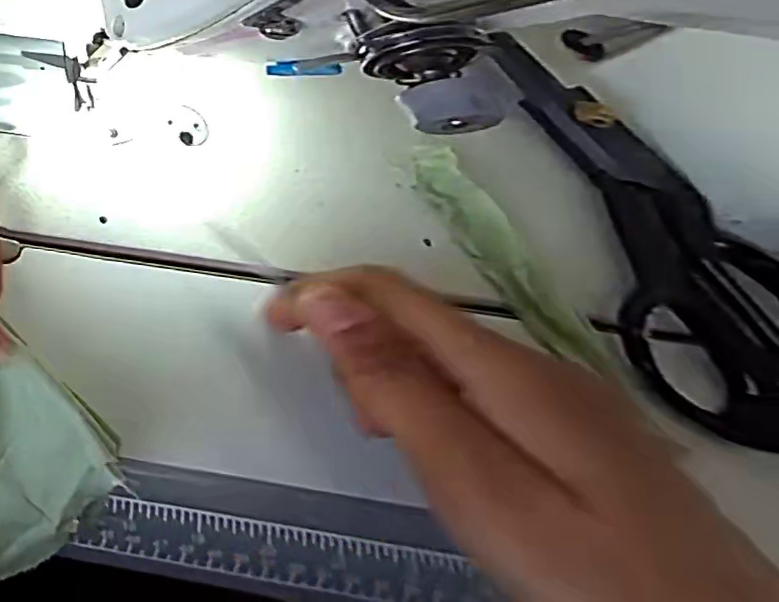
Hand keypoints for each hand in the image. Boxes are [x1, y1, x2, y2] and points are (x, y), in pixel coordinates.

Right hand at [267, 266, 778, 601]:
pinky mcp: (581, 432)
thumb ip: (391, 381)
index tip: (273, 320)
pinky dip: (429, 397)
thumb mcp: (470, 478)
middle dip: (355, 342)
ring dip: (390, 373)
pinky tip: (443, 450)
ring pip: (441, 350)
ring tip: (392, 439)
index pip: (386, 289)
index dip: (317, 291)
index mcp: (506, 369)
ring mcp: (568, 399)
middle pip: (411, 316)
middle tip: (355, 415)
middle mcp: (538, 367)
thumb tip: (324, 299)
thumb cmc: (590, 573)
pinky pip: (473, 382)